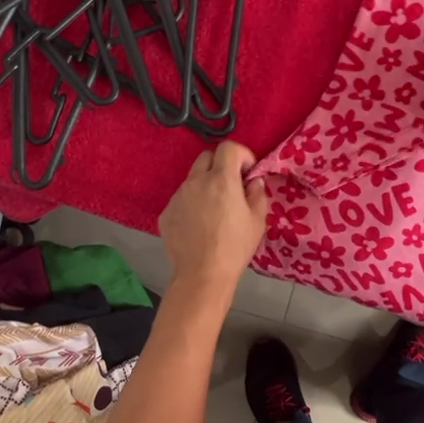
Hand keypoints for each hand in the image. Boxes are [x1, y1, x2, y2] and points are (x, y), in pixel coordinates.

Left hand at [158, 141, 268, 297]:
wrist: (202, 275)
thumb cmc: (235, 248)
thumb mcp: (257, 221)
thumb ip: (257, 193)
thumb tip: (253, 181)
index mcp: (221, 180)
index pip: (228, 148)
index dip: (241, 155)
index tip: (247, 172)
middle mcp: (196, 182)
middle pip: (206, 157)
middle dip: (220, 166)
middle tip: (231, 187)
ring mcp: (178, 196)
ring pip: (192, 179)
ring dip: (205, 186)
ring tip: (213, 211)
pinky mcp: (166, 213)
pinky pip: (181, 199)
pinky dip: (191, 204)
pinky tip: (198, 226)